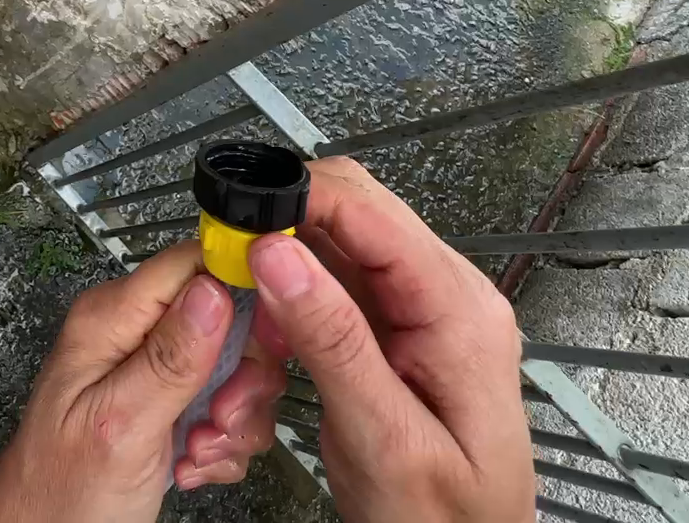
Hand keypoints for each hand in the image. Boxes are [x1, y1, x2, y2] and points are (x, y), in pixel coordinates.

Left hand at [0, 242, 281, 522]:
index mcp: (112, 316)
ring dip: (232, 417)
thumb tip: (212, 289)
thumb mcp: (122, 423)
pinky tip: (192, 463)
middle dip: (238, 375)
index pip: (187, 263)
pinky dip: (221, 440)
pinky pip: (220, 401)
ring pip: (230, 364)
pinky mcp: (165, 397)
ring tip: (199, 451)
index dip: (236, 288)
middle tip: (219, 420)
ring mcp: (150, 363)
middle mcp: (132, 328)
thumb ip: (169, 357)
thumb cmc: (64, 487)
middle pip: (222, 315)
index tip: (260, 342)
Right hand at [248, 156, 531, 522]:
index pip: (367, 210)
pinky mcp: (389, 313)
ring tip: (254, 308)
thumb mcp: (382, 439)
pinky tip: (274, 325)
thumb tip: (272, 248)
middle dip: (283, 221)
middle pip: (350, 204)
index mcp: (455, 306)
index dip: (295, 198)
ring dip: (280, 253)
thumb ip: (331, 339)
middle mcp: (441, 286)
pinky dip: (288, 282)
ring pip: (331, 231)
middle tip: (233, 262)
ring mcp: (415, 297)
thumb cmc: (440, 519)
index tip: (233, 222)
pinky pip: (326, 267)